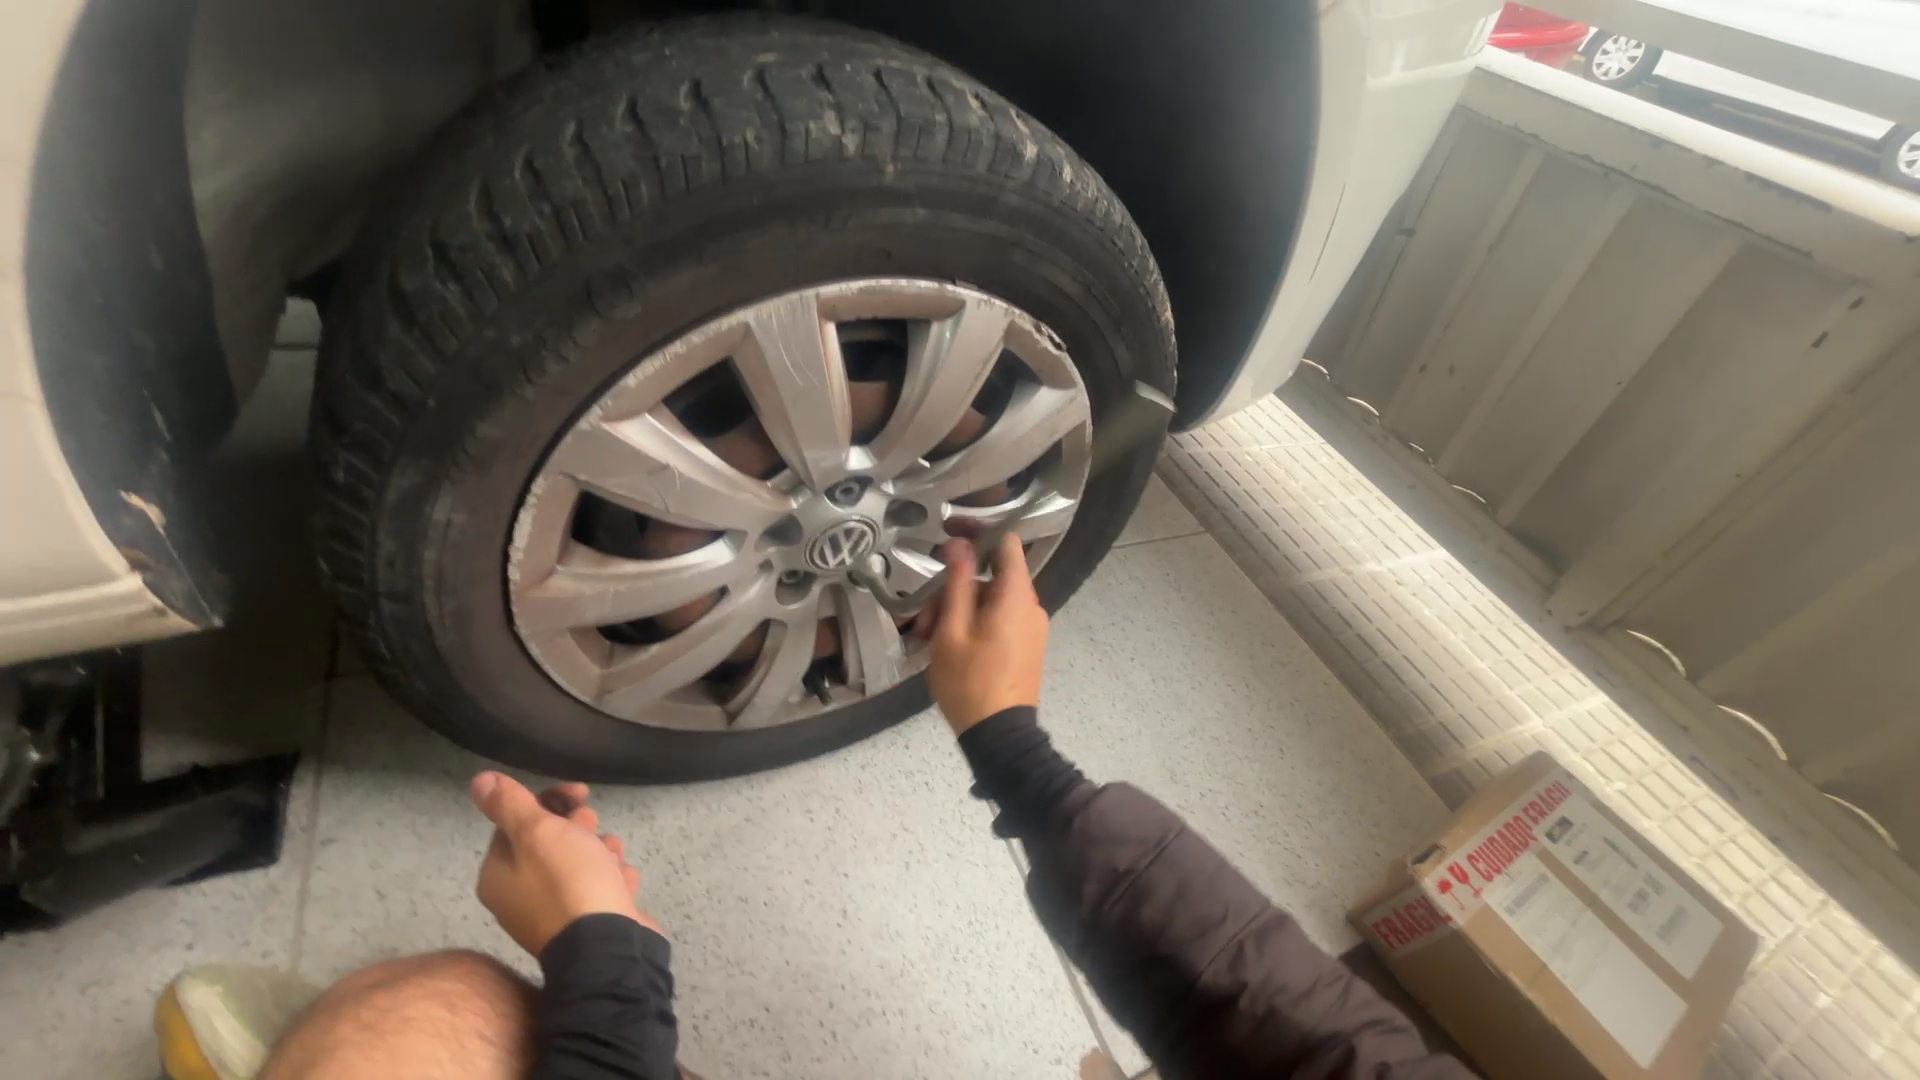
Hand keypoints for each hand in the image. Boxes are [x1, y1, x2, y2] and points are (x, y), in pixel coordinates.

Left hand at [470, 772, 658, 957]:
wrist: (607, 945)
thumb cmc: (569, 882)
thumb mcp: (539, 833)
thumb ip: (510, 805)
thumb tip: (479, 780)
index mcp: (499, 875)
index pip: (518, 822)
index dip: (551, 800)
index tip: (582, 793)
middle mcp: (518, 896)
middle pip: (549, 842)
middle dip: (579, 827)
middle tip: (593, 827)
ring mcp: (552, 913)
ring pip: (579, 863)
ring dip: (601, 852)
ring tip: (615, 858)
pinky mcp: (583, 924)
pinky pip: (597, 887)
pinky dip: (611, 879)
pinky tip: (623, 882)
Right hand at [915, 534, 1048, 734]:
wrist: (1000, 737)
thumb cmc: (970, 682)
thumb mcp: (952, 631)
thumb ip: (956, 583)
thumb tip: (958, 544)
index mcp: (1016, 597)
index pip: (1006, 544)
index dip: (978, 531)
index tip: (948, 531)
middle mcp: (1030, 606)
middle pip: (990, 579)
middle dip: (952, 591)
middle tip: (923, 619)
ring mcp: (1030, 628)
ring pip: (989, 602)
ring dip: (957, 612)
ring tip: (928, 639)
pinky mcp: (1026, 645)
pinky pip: (998, 621)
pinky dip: (972, 625)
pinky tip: (946, 647)